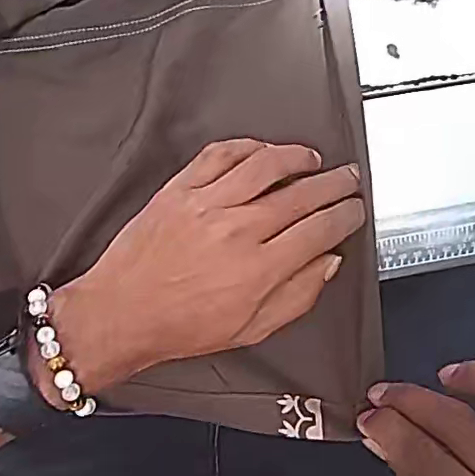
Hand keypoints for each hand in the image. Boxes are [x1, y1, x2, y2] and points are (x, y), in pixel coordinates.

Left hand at [47, 139, 365, 394]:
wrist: (121, 312)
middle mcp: (237, 230)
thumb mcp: (251, 329)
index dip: (346, 215)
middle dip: (335, 182)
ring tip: (311, 159)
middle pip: (302, 193)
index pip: (320, 229)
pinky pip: (220, 154)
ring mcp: (207, 204)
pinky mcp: (180, 189)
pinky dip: (247, 147)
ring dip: (297, 157)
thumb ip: (297, 295)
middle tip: (347, 178)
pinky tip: (261, 150)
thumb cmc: (179, 325)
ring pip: (266, 165)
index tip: (354, 209)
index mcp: (259, 268)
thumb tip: (327, 263)